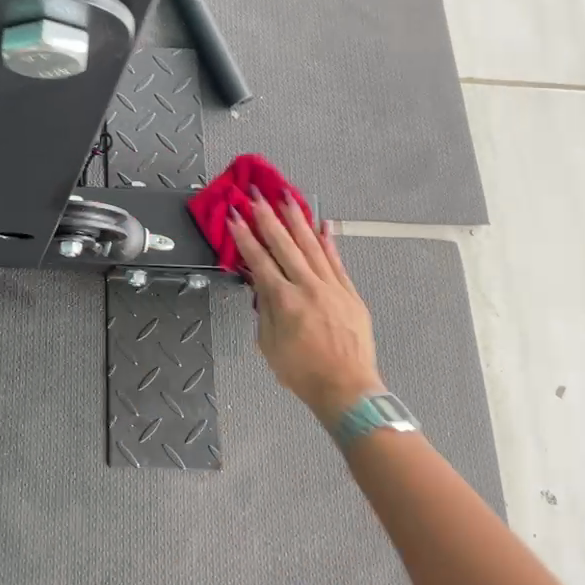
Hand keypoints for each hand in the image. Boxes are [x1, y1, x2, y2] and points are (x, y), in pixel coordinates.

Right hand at [228, 194, 382, 427]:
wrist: (347, 389)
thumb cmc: (302, 373)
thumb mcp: (269, 344)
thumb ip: (264, 310)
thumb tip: (260, 285)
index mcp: (284, 301)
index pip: (259, 260)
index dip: (244, 237)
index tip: (234, 216)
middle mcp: (308, 288)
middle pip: (285, 245)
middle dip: (268, 218)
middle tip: (256, 195)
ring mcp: (332, 288)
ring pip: (312, 246)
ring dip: (297, 219)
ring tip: (287, 197)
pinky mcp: (350, 294)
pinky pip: (337, 262)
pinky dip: (329, 242)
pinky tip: (322, 224)